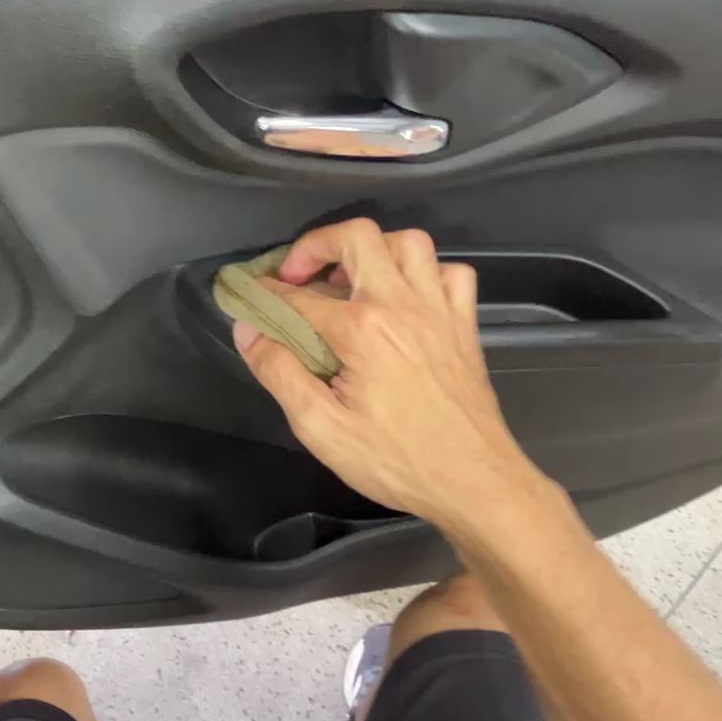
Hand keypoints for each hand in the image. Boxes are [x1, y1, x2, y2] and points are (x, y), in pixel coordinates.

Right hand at [233, 219, 564, 532]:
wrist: (474, 483)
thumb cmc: (394, 460)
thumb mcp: (320, 427)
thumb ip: (278, 372)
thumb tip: (248, 331)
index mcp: (362, 330)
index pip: (299, 296)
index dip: (265, 292)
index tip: (247, 296)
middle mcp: (401, 305)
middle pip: (357, 237)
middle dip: (317, 245)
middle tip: (297, 276)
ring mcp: (439, 310)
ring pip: (408, 243)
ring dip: (371, 250)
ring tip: (348, 280)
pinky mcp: (464, 325)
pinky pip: (449, 273)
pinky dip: (422, 273)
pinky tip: (403, 298)